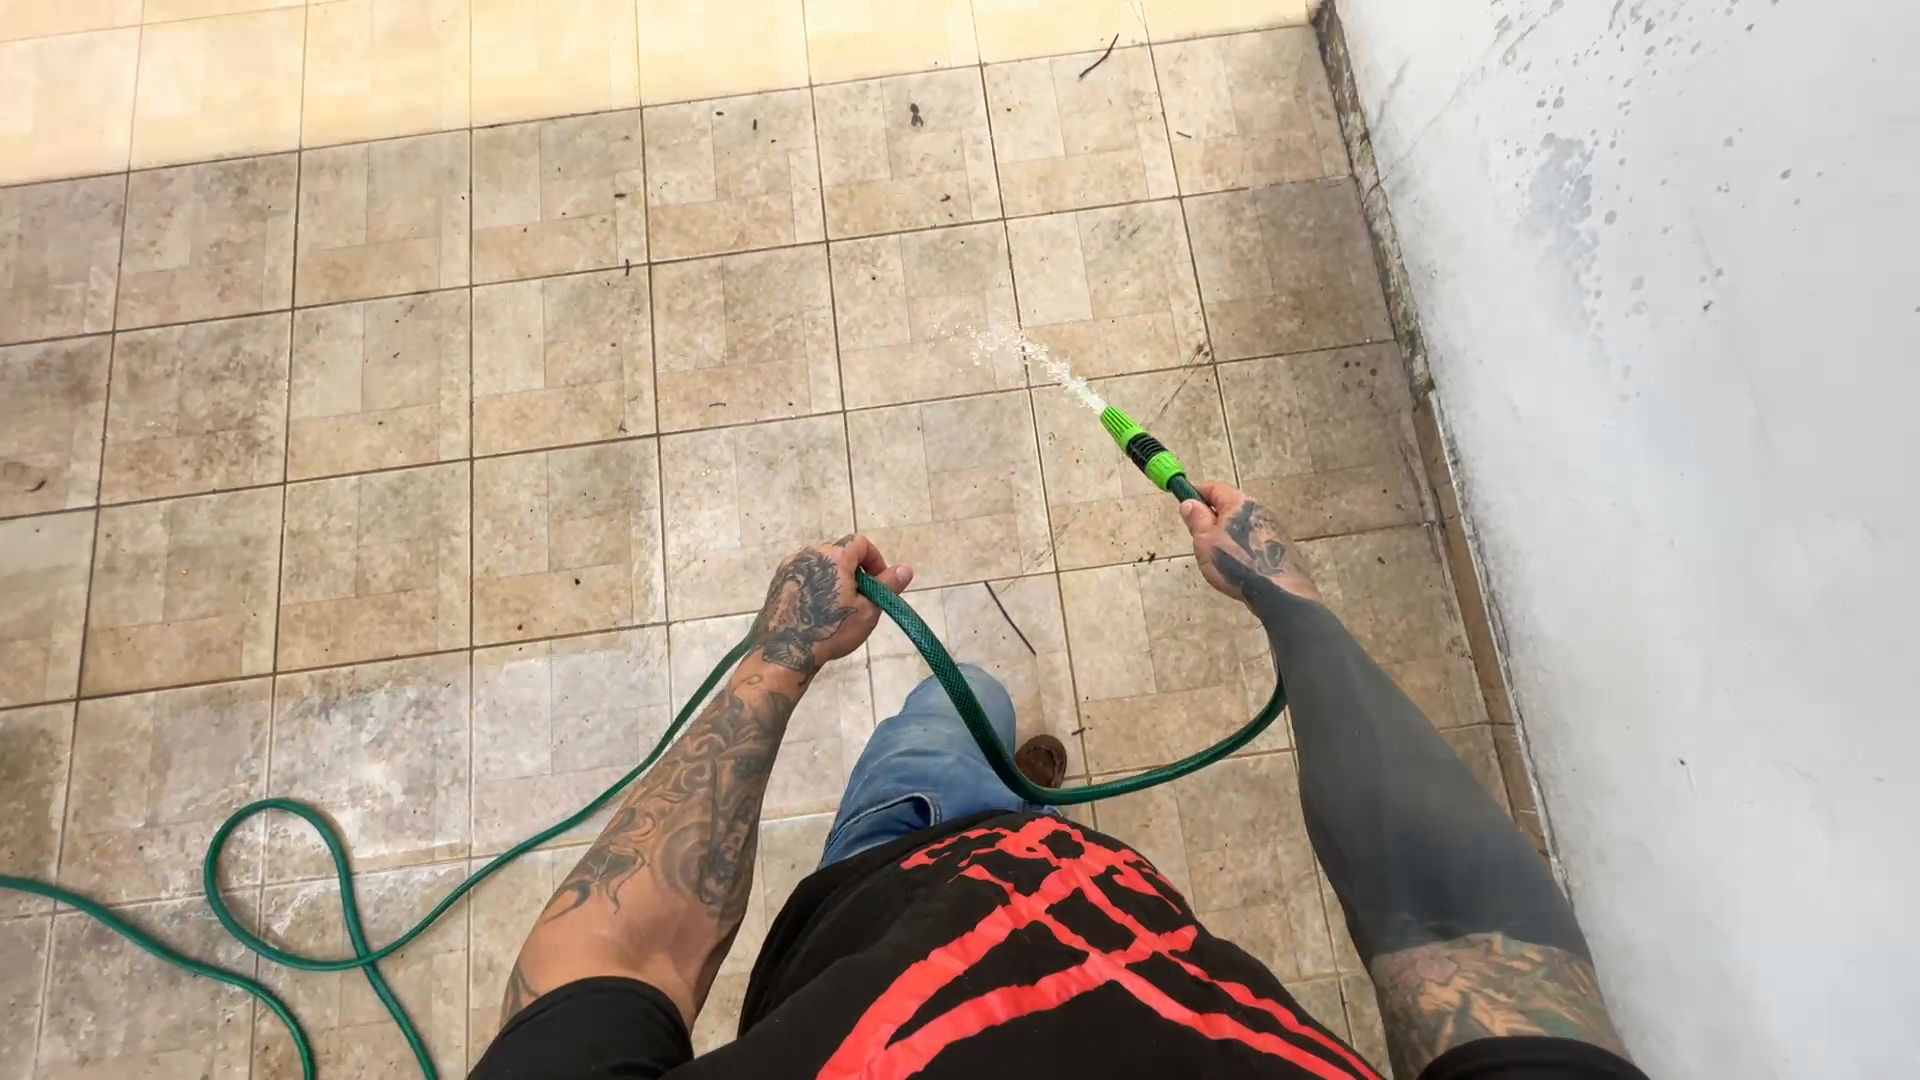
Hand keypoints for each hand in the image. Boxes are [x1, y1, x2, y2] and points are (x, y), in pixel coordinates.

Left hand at [749, 536, 912, 677]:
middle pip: (840, 552)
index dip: (875, 559)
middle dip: (855, 570)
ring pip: (821, 564)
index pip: (860, 543)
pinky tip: (816, 609)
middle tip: (860, 598)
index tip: (878, 583)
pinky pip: (804, 574)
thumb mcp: (868, 610)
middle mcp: (809, 554)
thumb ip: (887, 585)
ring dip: (834, 577)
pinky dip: (815, 584)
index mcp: (834, 556)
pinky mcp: (778, 581)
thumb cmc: (831, 630)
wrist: (785, 651)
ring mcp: (790, 567)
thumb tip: (906, 569)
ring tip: (837, 606)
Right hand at [1178, 482, 1319, 605]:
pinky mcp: (1281, 546)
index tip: (1185, 502)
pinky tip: (1238, 564)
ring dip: (1228, 532)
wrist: (1277, 590)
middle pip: (1231, 506)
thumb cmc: (1235, 562)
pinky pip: (1254, 539)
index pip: (1215, 488)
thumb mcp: (1205, 540)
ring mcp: (1273, 528)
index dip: (1198, 492)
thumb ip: (1196, 519)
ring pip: (1243, 524)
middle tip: (1199, 535)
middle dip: (1213, 516)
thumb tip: (1189, 502)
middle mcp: (1259, 510)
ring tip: (1218, 554)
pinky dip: (1242, 545)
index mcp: (1238, 503)